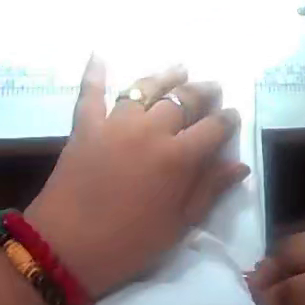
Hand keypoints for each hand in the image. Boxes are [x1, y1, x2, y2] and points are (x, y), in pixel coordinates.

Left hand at [24, 59, 249, 297]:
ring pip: (145, 88)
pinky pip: (91, 94)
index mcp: (178, 157)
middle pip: (183, 100)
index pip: (213, 128)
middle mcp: (150, 130)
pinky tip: (99, 55)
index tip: (234, 116)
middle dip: (203, 92)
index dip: (228, 120)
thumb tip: (239, 165)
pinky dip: (95, 74)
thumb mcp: (178, 224)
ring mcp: (115, 124)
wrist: (65, 248)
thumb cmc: (129, 243)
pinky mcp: (85, 127)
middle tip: (213, 88)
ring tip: (180, 69)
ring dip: (165, 77)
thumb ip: (209, 189)